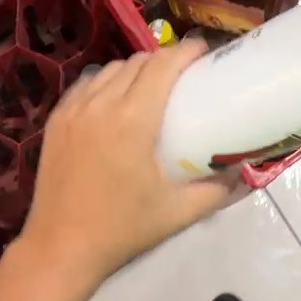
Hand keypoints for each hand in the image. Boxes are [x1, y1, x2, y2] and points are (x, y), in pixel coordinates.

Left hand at [19, 39, 241, 282]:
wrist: (60, 248)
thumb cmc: (122, 229)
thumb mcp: (176, 212)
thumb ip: (216, 190)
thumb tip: (244, 172)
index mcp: (133, 119)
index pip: (163, 65)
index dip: (186, 51)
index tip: (204, 53)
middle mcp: (102, 103)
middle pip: (138, 62)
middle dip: (164, 60)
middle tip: (182, 75)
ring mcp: (74, 108)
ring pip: (110, 69)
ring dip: (135, 70)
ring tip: (150, 86)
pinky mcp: (57, 118)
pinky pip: (86, 84)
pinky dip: (105, 82)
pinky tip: (114, 99)